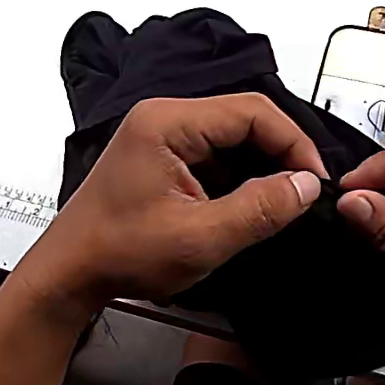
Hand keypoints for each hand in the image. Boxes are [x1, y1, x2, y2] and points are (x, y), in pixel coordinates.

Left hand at [16, 94, 325, 316]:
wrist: (71, 272)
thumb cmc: (114, 252)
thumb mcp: (199, 238)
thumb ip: (258, 210)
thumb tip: (303, 186)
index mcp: (166, 123)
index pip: (252, 112)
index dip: (293, 143)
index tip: (313, 178)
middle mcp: (162, 121)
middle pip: (244, 121)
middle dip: (279, 156)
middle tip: (302, 192)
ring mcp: (162, 139)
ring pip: (232, 141)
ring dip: (259, 170)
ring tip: (278, 205)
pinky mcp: (164, 160)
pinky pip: (215, 158)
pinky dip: (238, 181)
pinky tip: (248, 208)